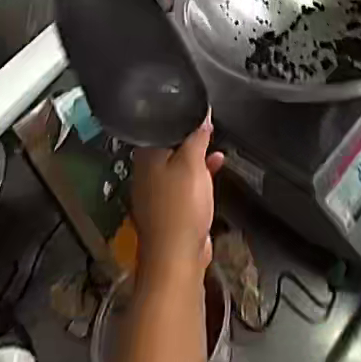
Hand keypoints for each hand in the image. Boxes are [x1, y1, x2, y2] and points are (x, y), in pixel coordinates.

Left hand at [130, 117, 224, 280]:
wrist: (177, 255)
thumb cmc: (182, 205)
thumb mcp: (192, 164)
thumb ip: (197, 137)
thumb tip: (202, 115)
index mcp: (145, 156)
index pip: (158, 125)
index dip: (178, 115)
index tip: (196, 107)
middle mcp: (146, 171)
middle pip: (168, 145)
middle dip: (189, 136)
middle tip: (208, 125)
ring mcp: (156, 191)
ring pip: (177, 164)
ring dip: (196, 155)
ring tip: (215, 144)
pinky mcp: (169, 208)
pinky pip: (184, 183)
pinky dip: (199, 174)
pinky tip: (215, 167)